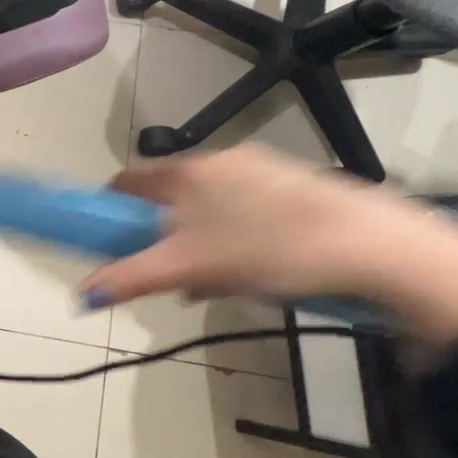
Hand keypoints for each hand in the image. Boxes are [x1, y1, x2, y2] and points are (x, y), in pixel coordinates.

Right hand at [78, 146, 457, 350]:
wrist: (378, 249)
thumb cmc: (267, 249)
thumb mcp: (186, 269)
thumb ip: (127, 278)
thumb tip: (79, 296)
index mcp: (188, 171)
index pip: (126, 180)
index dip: (108, 208)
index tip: (109, 239)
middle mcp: (223, 161)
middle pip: (168, 197)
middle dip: (159, 235)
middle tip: (168, 270)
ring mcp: (267, 171)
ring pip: (209, 208)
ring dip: (199, 242)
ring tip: (215, 280)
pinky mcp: (302, 188)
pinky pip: (247, 212)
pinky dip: (237, 239)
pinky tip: (256, 272)